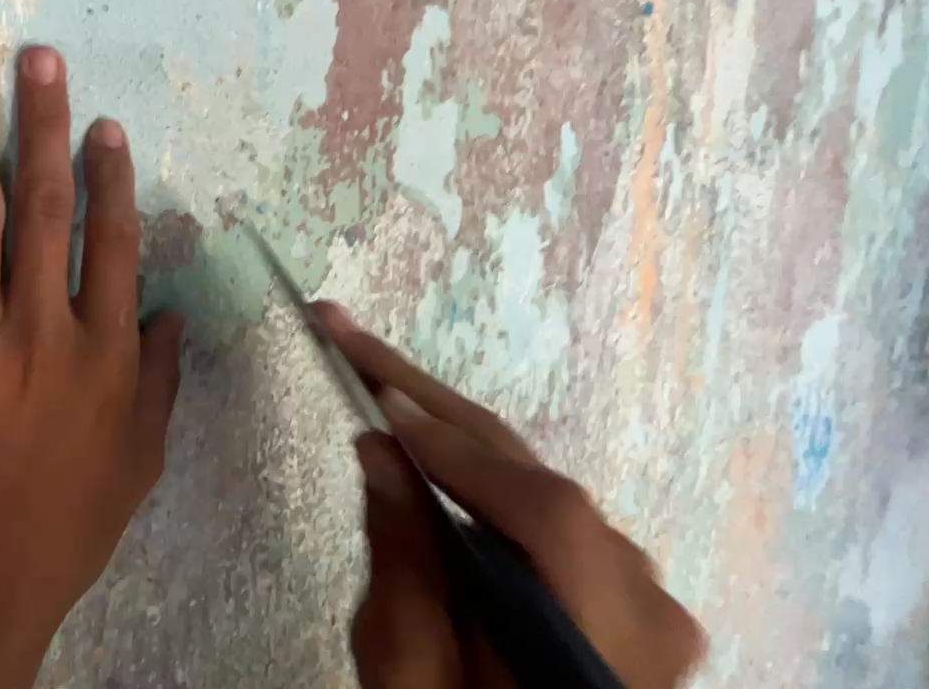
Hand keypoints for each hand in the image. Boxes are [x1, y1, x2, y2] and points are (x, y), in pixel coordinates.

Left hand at [0, 48, 183, 688]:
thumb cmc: (58, 530)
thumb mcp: (135, 466)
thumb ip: (156, 384)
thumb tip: (168, 312)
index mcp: (99, 357)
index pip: (110, 243)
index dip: (109, 177)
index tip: (102, 124)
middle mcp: (38, 333)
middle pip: (46, 208)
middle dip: (43, 126)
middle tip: (37, 60)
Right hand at [318, 302, 704, 688]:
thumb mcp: (408, 670)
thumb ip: (402, 562)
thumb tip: (378, 447)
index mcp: (598, 638)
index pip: (542, 511)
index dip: (454, 447)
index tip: (376, 400)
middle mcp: (642, 599)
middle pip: (528, 470)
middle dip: (426, 396)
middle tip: (345, 331)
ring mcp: (639, 589)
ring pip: (526, 477)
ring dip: (443, 423)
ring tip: (371, 376)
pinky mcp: (617, 582)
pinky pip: (533, 501)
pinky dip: (470, 462)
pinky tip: (420, 442)